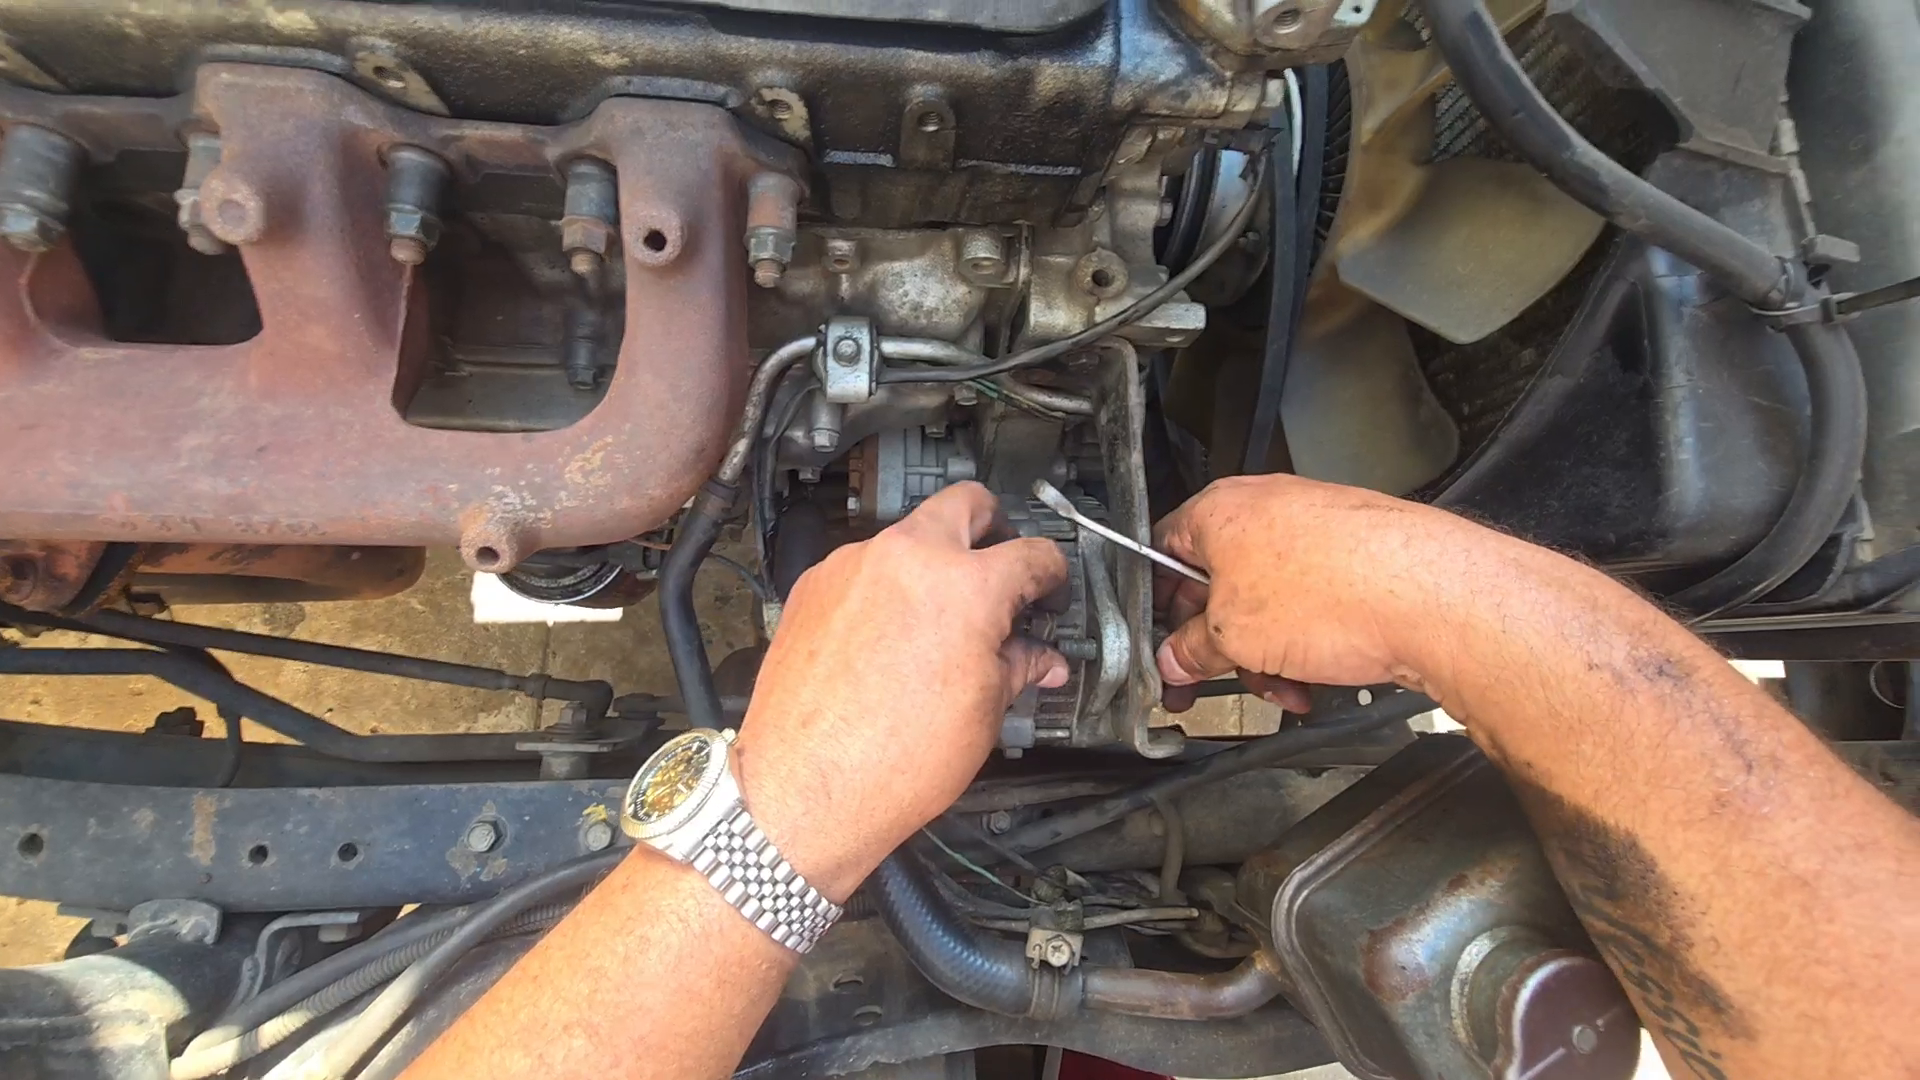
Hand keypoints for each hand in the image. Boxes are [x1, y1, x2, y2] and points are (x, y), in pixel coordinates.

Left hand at [732, 482, 1068, 900]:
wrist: (803, 790)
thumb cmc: (891, 761)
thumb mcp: (982, 713)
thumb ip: (1016, 666)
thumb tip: (1038, 657)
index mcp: (965, 587)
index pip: (1032, 553)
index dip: (1051, 572)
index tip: (1047, 587)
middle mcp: (907, 559)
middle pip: (967, 502)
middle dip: (993, 526)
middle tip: (999, 566)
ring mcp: (854, 565)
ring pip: (909, 535)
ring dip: (933, 562)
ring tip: (938, 618)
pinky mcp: (815, 584)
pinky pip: (864, 566)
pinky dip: (885, 586)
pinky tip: (888, 635)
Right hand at [1152, 473, 1503, 710]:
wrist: (1436, 597)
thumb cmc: (1331, 593)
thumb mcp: (1231, 637)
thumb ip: (1190, 650)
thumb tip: (1176, 658)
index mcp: (1216, 511)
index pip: (1161, 556)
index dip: (1155, 607)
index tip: (1161, 645)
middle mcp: (1263, 508)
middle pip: (1214, 582)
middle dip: (1213, 642)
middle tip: (1208, 679)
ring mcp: (1313, 526)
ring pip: (1263, 599)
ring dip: (1261, 652)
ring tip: (1280, 688)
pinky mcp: (1354, 551)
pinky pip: (1307, 600)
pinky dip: (1301, 640)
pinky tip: (1311, 678)